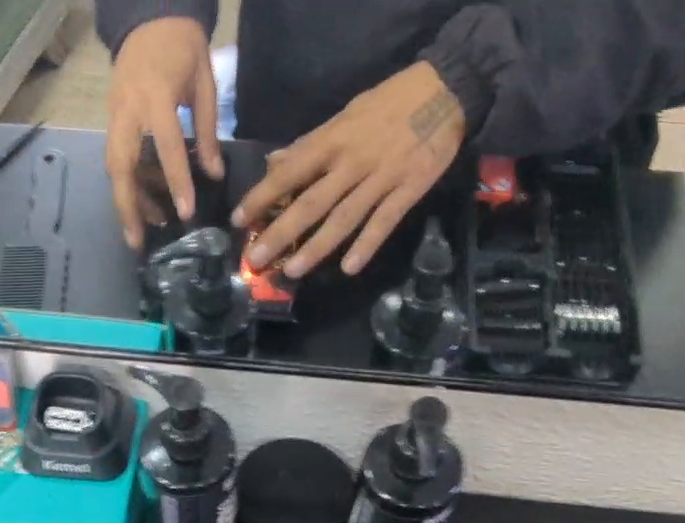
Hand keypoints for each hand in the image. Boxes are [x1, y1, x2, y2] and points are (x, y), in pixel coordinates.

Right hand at [106, 16, 224, 248]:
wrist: (149, 17)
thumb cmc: (183, 49)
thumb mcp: (204, 85)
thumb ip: (208, 131)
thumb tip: (214, 175)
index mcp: (155, 96)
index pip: (166, 147)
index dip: (176, 182)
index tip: (186, 213)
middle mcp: (127, 110)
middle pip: (120, 166)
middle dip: (128, 206)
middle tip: (138, 240)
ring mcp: (114, 115)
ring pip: (115, 166)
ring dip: (129, 200)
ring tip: (149, 227)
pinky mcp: (112, 120)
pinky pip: (118, 158)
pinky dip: (131, 183)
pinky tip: (148, 202)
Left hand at [234, 63, 464, 277]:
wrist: (445, 90)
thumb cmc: (389, 102)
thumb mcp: (345, 115)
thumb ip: (311, 144)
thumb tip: (274, 163)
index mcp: (333, 140)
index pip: (289, 172)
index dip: (261, 196)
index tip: (239, 219)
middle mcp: (351, 162)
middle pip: (310, 203)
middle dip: (281, 233)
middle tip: (256, 259)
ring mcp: (380, 179)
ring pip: (343, 219)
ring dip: (316, 247)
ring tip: (292, 271)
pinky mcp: (407, 191)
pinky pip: (383, 222)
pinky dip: (366, 245)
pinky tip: (348, 268)